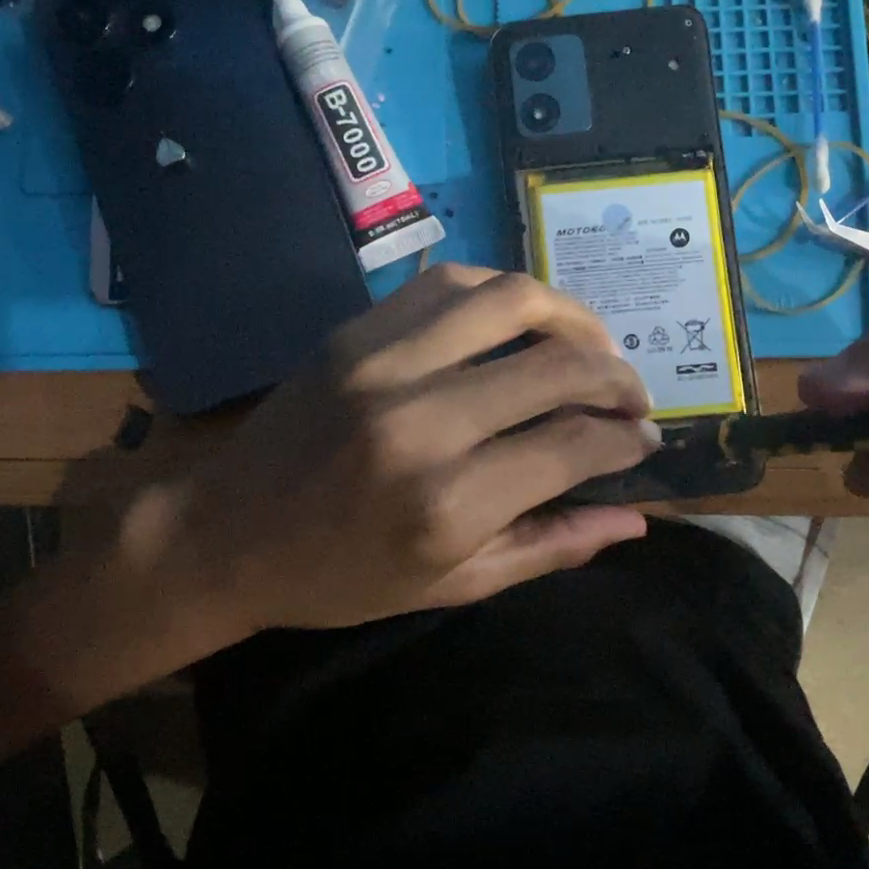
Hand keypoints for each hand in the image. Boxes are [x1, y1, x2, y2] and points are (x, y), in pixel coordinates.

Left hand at [127, 264, 660, 638]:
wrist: (224, 535)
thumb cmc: (338, 578)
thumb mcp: (449, 585)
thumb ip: (549, 546)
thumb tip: (636, 517)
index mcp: (448, 502)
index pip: (575, 444)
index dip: (626, 439)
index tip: (644, 441)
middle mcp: (423, 420)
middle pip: (558, 366)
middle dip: (618, 378)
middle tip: (634, 398)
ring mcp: (383, 363)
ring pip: (510, 300)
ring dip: (572, 317)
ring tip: (593, 347)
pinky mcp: (354, 332)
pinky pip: (449, 283)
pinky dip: (501, 294)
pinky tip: (521, 321)